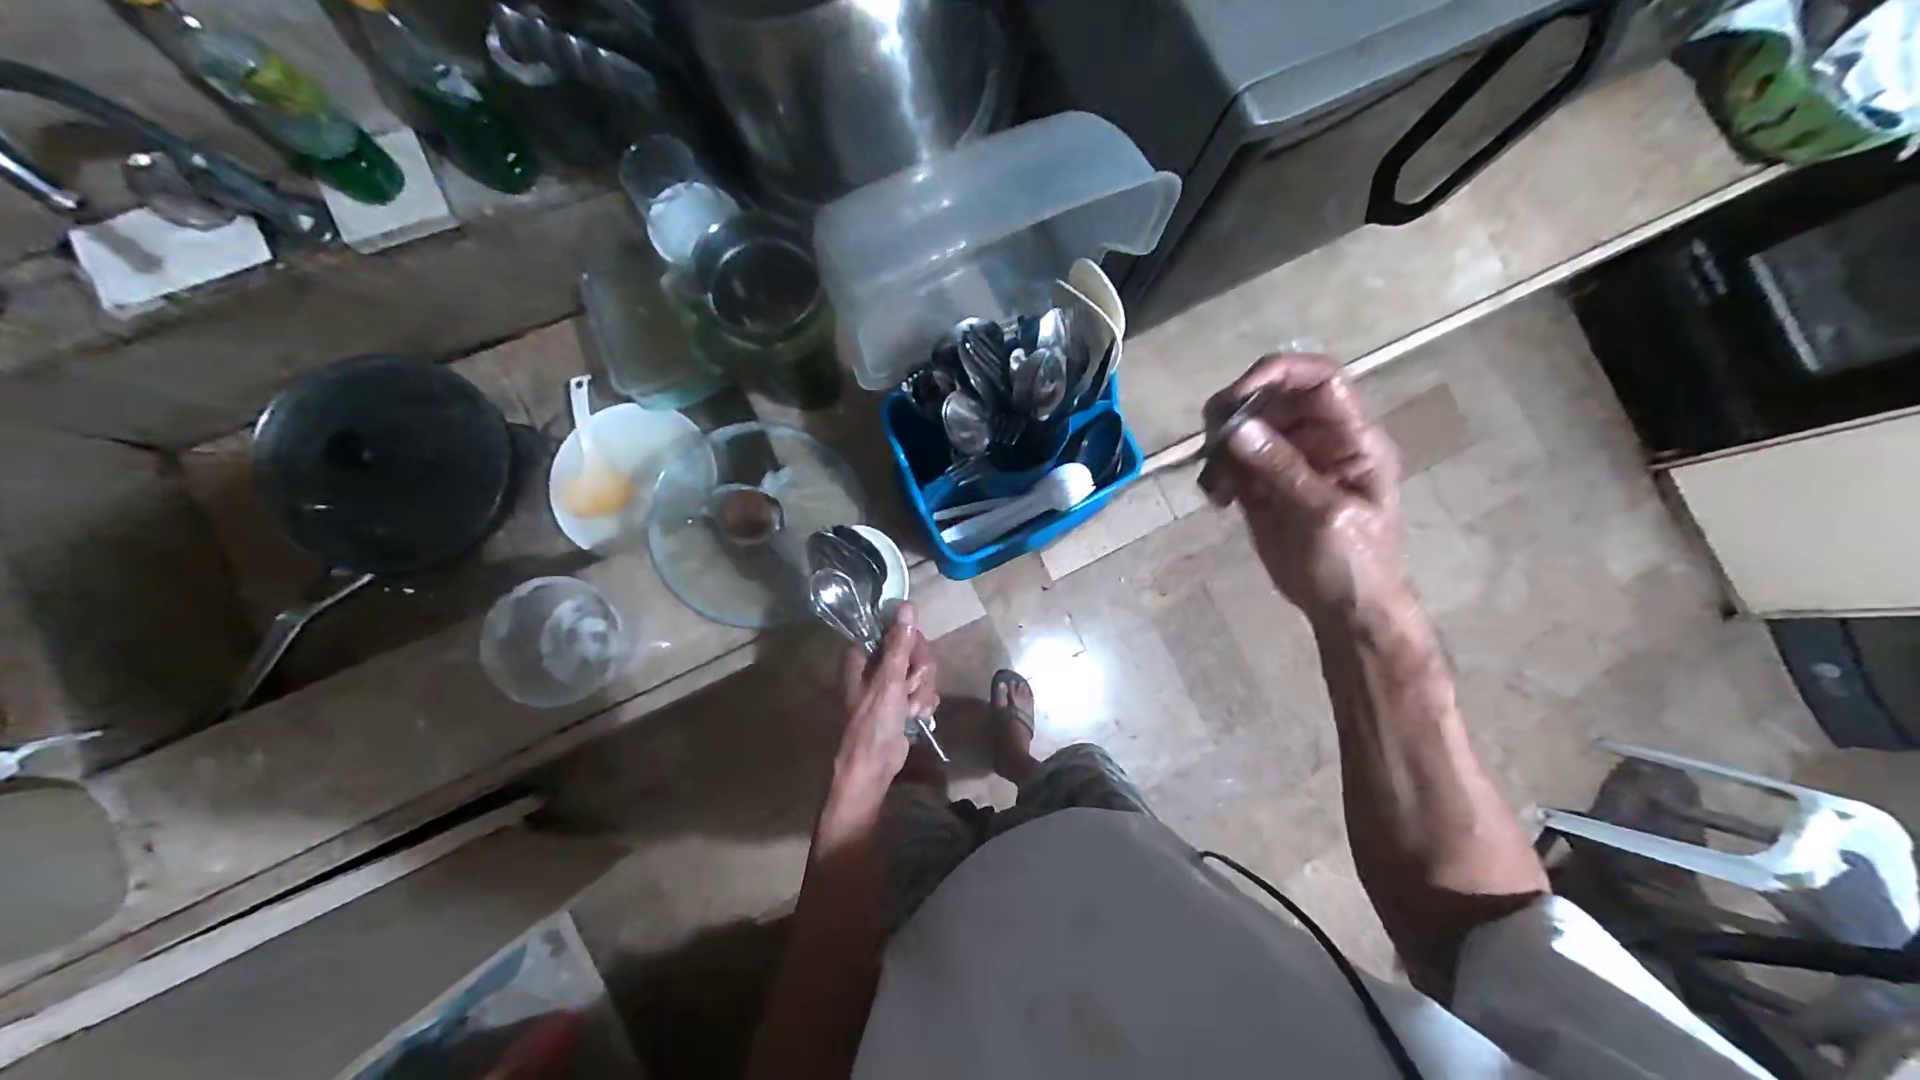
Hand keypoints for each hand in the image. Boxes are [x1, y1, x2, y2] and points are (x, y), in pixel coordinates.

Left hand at [833, 603, 938, 798]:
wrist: (874, 764)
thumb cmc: (874, 720)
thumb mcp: (889, 679)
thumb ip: (900, 643)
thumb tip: (907, 605)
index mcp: (865, 654)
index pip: (898, 630)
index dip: (912, 644)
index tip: (915, 658)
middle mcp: (877, 665)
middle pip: (915, 650)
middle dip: (919, 673)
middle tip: (910, 688)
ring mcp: (891, 683)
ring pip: (922, 671)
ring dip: (922, 691)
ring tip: (911, 709)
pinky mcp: (903, 700)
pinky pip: (924, 689)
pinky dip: (923, 703)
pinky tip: (916, 716)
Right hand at [1200, 354, 1407, 625]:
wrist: (1344, 610)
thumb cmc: (1355, 563)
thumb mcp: (1325, 513)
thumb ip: (1283, 468)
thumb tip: (1236, 428)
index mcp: (1350, 437)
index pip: (1318, 379)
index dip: (1278, 373)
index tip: (1236, 396)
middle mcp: (1316, 440)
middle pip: (1270, 399)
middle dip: (1235, 414)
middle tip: (1212, 443)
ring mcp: (1286, 463)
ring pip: (1243, 430)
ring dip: (1220, 448)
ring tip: (1217, 484)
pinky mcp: (1261, 486)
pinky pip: (1230, 462)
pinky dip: (1216, 474)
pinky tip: (1220, 500)